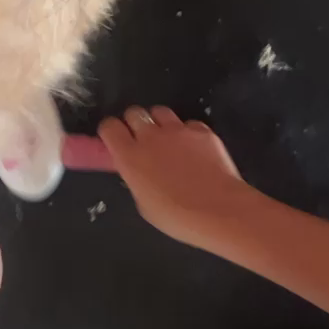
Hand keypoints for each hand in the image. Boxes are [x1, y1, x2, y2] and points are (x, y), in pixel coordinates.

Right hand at [97, 107, 259, 250]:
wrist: (219, 210)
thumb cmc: (177, 217)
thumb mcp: (144, 204)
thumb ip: (137, 180)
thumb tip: (139, 173)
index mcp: (130, 157)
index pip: (110, 127)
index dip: (111, 131)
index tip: (115, 139)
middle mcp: (151, 137)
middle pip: (134, 112)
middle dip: (134, 122)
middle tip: (141, 138)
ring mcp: (178, 130)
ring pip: (161, 111)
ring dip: (159, 123)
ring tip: (167, 139)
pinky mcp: (202, 131)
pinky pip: (189, 124)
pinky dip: (187, 133)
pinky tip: (194, 148)